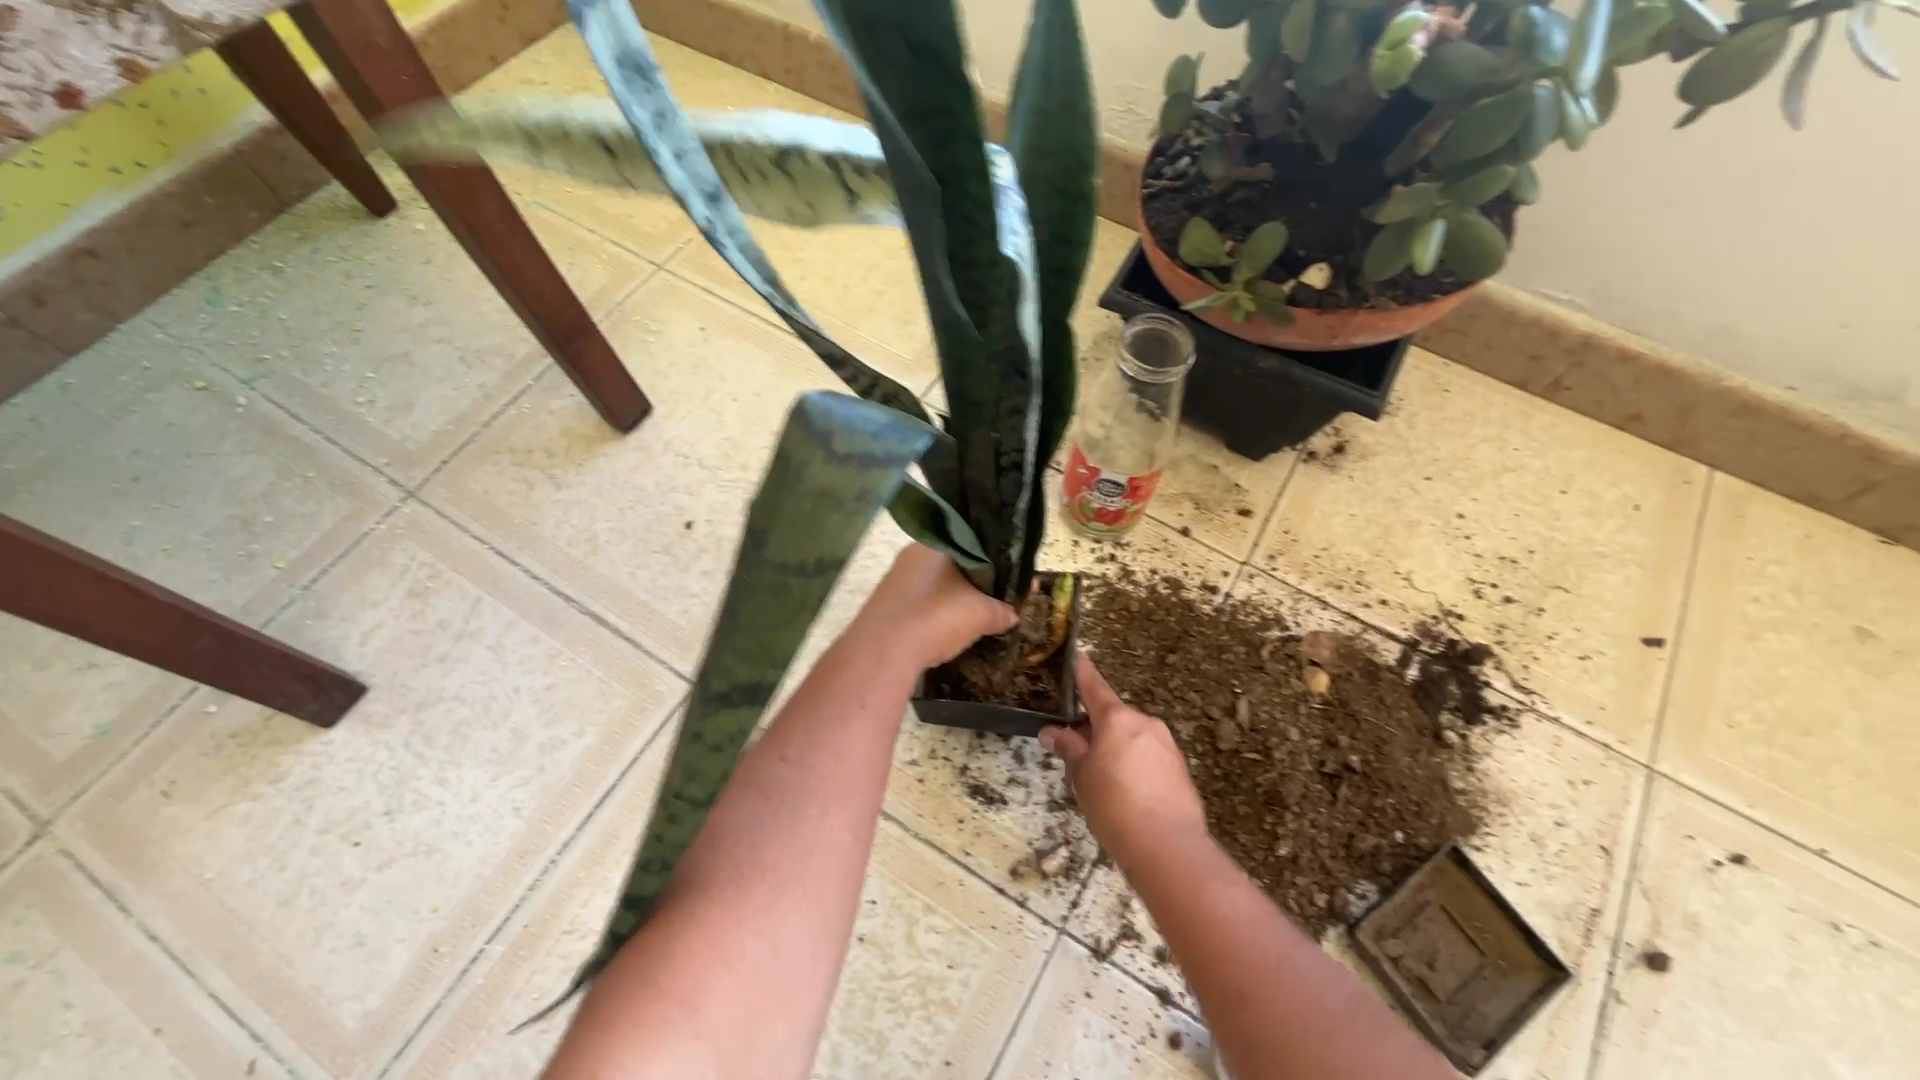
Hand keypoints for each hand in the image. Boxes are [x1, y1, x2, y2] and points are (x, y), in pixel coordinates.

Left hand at [847, 544, 1017, 672]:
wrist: (884, 652)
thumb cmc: (938, 617)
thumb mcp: (982, 614)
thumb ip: (1002, 609)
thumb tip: (1012, 613)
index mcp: (935, 544)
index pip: (972, 542)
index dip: (993, 560)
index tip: (1007, 576)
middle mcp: (911, 555)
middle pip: (952, 564)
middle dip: (973, 581)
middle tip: (994, 599)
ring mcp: (895, 580)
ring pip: (934, 586)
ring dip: (952, 599)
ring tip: (974, 618)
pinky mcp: (885, 606)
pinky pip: (919, 604)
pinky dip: (934, 615)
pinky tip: (947, 631)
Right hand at [1040, 652, 1208, 866]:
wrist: (1167, 847)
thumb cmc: (1113, 805)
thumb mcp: (1081, 777)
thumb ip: (1069, 749)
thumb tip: (1054, 732)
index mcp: (1118, 719)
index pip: (1095, 687)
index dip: (1083, 672)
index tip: (1079, 655)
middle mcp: (1145, 723)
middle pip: (1113, 718)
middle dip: (1094, 730)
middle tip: (1074, 754)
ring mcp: (1167, 746)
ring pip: (1132, 739)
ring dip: (1114, 750)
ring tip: (1099, 783)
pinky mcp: (1180, 769)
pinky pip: (1148, 758)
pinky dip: (1133, 766)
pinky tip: (1125, 794)